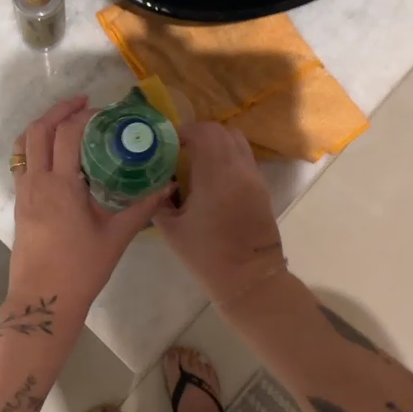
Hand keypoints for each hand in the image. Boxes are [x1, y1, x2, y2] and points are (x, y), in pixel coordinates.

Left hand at [10, 97, 173, 309]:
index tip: (104, 113)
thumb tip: (166, 187)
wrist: (43, 299)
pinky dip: (36, 147)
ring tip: (66, 121)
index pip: (66, 134)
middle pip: (38, 130)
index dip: (83, 117)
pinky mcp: (19, 204)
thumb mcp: (116, 237)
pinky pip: (22, 163)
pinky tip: (57, 155)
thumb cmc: (81, 269)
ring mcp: (24, 192)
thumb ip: (141, 208)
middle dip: (58, 110)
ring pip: (24, 145)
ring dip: (43, 125)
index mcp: (60, 185)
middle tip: (83, 103)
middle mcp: (37, 182)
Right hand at [153, 122, 286, 307]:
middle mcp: (240, 170)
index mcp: (217, 177)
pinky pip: (243, 157)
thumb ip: (158, 198)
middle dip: (198, 134)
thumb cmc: (206, 256)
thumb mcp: (171, 228)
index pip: (203, 133)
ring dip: (215, 143)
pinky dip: (226, 156)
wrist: (250, 280)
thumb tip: (151, 180)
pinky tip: (210, 176)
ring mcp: (254, 178)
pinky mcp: (261, 188)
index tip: (166, 144)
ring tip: (195, 160)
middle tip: (178, 149)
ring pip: (236, 141)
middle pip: (221, 131)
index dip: (183, 132)